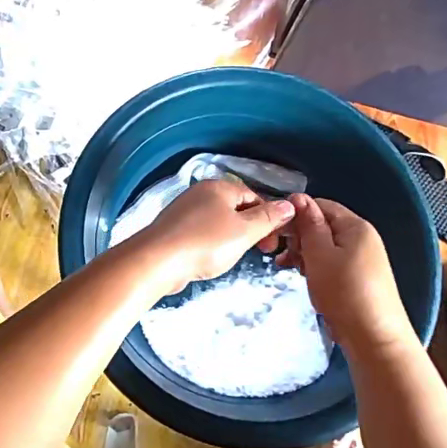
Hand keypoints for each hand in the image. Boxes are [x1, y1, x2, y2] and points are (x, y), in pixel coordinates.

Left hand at [127, 178, 297, 294]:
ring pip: (219, 221)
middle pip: (236, 208)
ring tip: (236, 256)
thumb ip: (268, 219)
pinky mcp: (174, 228)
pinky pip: (202, 232)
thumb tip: (289, 205)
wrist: (157, 260)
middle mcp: (200, 193)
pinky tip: (212, 258)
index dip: (269, 217)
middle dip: (252, 228)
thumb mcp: (244, 231)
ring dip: (233, 237)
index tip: (274, 241)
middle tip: (261, 251)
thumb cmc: (205, 242)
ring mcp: (184, 210)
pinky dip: (213, 243)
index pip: (253, 196)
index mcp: (218, 187)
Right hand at [277, 195, 418, 349]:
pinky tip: (299, 274)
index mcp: (355, 226)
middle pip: (320, 224)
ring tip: (285, 265)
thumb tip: (298, 196)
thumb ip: (309, 224)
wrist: (373, 336)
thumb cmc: (344, 290)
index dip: (295, 213)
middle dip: (296, 234)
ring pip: (321, 244)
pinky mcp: (354, 275)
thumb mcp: (319, 254)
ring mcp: (359, 257)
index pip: (319, 205)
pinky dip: (311, 264)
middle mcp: (360, 237)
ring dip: (300, 251)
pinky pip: (327, 260)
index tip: (274, 230)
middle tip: (278, 250)